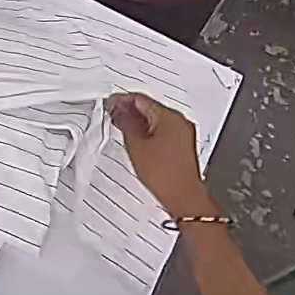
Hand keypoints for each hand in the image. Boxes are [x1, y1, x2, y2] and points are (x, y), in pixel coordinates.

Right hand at [106, 93, 213, 217]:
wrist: (182, 195)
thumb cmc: (164, 174)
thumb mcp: (135, 145)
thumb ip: (126, 123)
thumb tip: (120, 112)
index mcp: (169, 117)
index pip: (141, 99)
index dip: (122, 100)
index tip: (111, 103)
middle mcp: (179, 122)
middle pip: (150, 107)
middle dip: (130, 109)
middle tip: (114, 113)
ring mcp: (183, 133)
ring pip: (156, 119)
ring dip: (138, 121)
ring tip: (122, 126)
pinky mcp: (182, 145)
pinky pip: (162, 130)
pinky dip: (148, 131)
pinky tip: (137, 139)